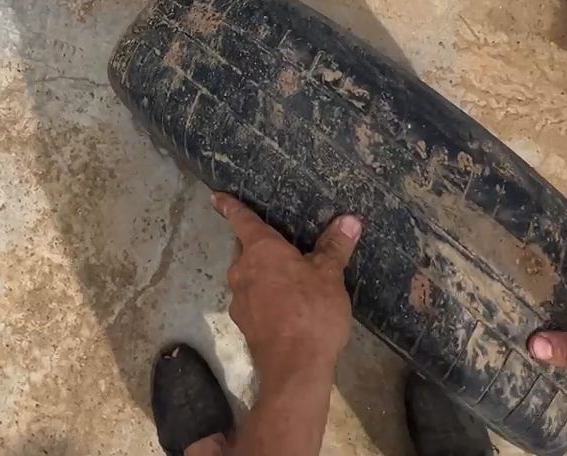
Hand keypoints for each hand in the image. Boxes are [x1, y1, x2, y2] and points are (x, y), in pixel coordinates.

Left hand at [213, 193, 361, 455]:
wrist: (295, 370)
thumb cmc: (311, 312)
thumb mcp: (329, 275)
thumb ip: (335, 247)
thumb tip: (350, 220)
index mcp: (260, 249)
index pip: (241, 219)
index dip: (230, 206)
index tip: (216, 197)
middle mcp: (242, 270)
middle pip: (243, 248)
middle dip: (254, 244)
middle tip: (274, 244)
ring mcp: (239, 299)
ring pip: (246, 276)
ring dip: (259, 273)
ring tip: (285, 278)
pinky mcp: (245, 324)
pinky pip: (251, 300)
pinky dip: (263, 297)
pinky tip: (283, 308)